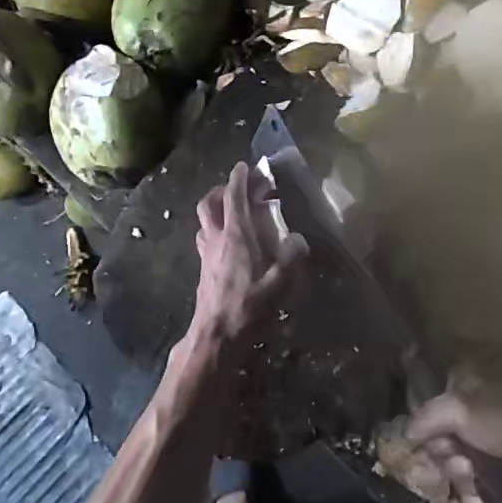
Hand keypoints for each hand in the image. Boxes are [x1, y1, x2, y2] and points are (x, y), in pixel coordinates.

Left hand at [188, 162, 306, 350]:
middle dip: (222, 190)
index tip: (244, 166)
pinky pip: (206, 238)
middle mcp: (216, 239)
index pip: (233, 198)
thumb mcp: (278, 286)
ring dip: (217, 209)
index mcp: (235, 236)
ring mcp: (206, 254)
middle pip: (209, 204)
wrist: (215, 336)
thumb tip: (298, 239)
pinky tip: (231, 242)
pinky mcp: (203, 269)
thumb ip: (291, 259)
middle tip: (240, 189)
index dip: (239, 179)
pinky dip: (216, 229)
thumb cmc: (247, 309)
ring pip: (205, 221)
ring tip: (236, 212)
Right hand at [406, 372, 501, 489]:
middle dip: (438, 441)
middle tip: (446, 450)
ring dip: (451, 461)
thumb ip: (426, 415)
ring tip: (466, 468)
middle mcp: (481, 401)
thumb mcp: (458, 408)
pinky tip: (474, 479)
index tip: (419, 427)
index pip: (436, 386)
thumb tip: (408, 431)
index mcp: (475, 377)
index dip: (424, 407)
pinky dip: (466, 476)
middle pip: (440, 422)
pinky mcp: (499, 460)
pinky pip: (468, 467)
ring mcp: (491, 432)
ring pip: (451, 448)